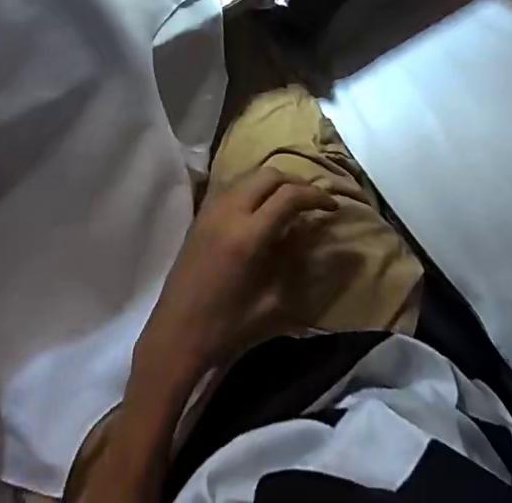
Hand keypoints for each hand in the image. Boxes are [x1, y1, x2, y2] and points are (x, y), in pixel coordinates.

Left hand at [135, 168, 337, 376]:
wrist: (177, 334)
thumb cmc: (228, 327)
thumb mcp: (272, 301)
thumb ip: (294, 261)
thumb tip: (314, 236)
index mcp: (248, 235)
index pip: (289, 196)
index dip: (315, 196)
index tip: (333, 206)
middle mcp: (228, 212)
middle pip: (267, 176)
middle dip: (295, 182)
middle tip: (314, 200)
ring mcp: (210, 211)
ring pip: (247, 177)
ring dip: (272, 183)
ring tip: (291, 201)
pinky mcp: (200, 217)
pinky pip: (231, 188)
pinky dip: (252, 189)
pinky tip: (262, 208)